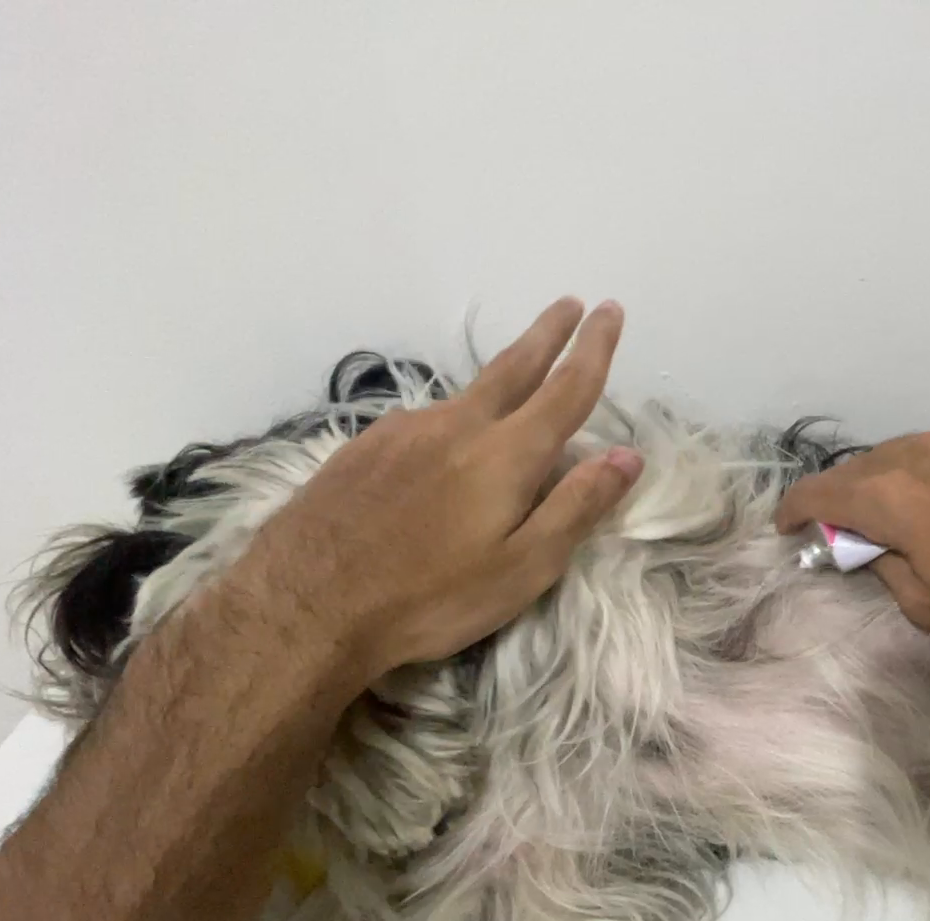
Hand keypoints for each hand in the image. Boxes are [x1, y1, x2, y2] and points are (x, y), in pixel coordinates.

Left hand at [222, 297, 641, 680]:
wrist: (302, 608)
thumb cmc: (432, 596)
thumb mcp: (526, 566)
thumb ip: (578, 505)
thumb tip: (628, 456)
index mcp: (505, 454)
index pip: (565, 389)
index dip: (594, 349)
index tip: (610, 310)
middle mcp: (457, 426)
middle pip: (513, 368)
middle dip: (548, 333)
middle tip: (570, 302)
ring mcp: (404, 433)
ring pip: (467, 399)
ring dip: (502, 383)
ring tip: (515, 397)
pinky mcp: (364, 449)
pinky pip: (427, 424)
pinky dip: (456, 422)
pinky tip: (448, 451)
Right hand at [774, 425, 929, 665]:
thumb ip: (883, 566)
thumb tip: (869, 546)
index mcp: (897, 492)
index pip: (822, 492)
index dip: (795, 511)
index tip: (786, 529)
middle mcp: (926, 449)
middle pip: (859, 468)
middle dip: (840, 498)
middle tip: (840, 534)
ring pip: (901, 454)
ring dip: (883, 482)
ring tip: (890, 518)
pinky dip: (922, 473)